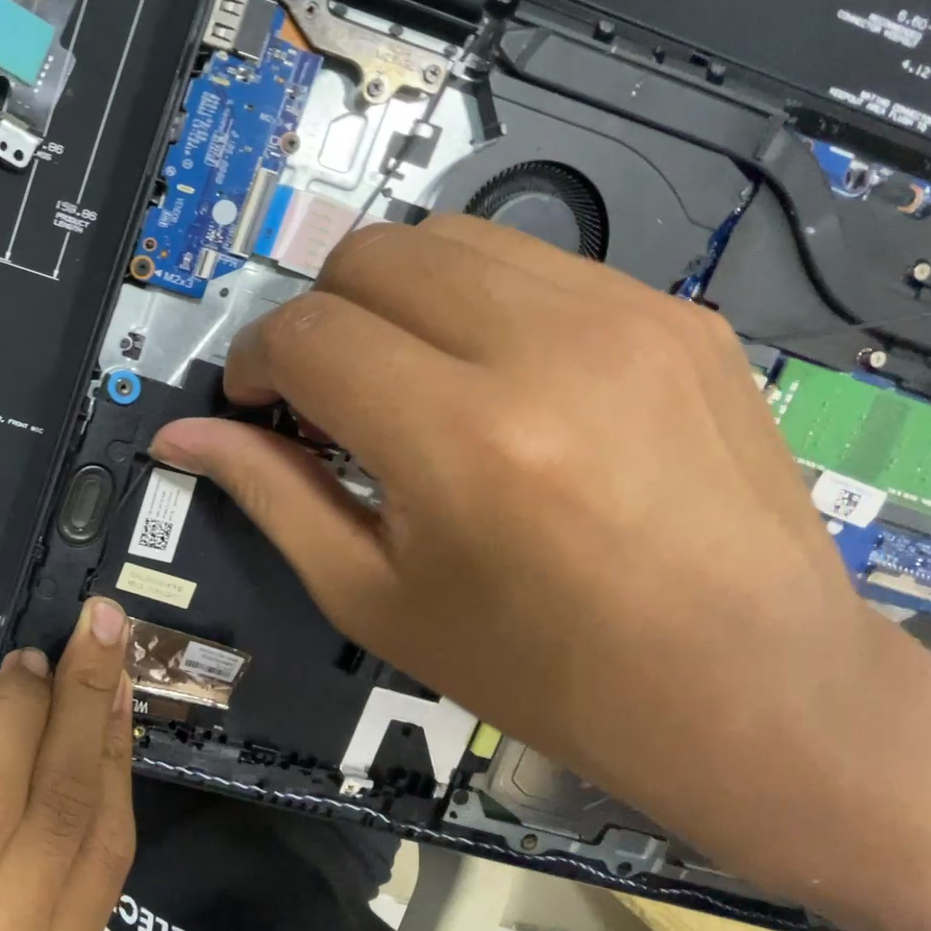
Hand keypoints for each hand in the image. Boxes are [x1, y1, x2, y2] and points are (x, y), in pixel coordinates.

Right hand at [151, 216, 930, 930]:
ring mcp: (626, 315)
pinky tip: (484, 376)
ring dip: (388, 297)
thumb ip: (268, 492)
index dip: (254, 361)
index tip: (255, 405)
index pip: (307, 334)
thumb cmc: (534, 666)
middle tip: (322, 394)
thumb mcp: (369, 593)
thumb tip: (179, 436)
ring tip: (399, 376)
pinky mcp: (675, 313)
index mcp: (461, 440)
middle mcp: (545, 349)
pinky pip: (526, 261)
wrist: (751, 692)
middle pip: (368, 256)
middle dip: (315, 317)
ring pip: (445, 237)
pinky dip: (469, 301)